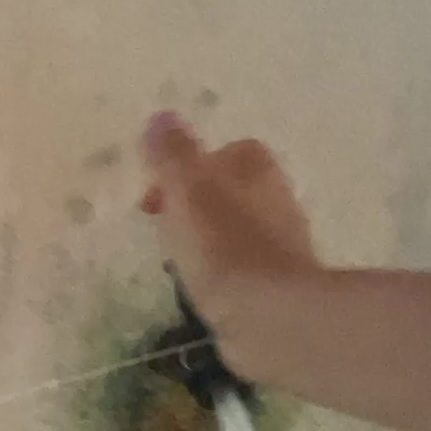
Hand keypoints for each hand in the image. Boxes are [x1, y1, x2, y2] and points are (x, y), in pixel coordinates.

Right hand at [139, 112, 318, 330]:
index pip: (227, 152)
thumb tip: (160, 117)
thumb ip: (172, 157)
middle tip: (159, 225)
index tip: (155, 196)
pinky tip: (196, 282)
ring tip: (173, 256)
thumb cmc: (222, 248)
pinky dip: (216, 265)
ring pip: (236, 225)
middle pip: (232, 188)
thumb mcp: (187, 194)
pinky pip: (238, 261)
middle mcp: (274, 198)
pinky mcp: (271, 280)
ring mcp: (276, 242)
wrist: (265, 313)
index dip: (189, 168)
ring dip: (206, 233)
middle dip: (197, 201)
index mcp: (254, 171)